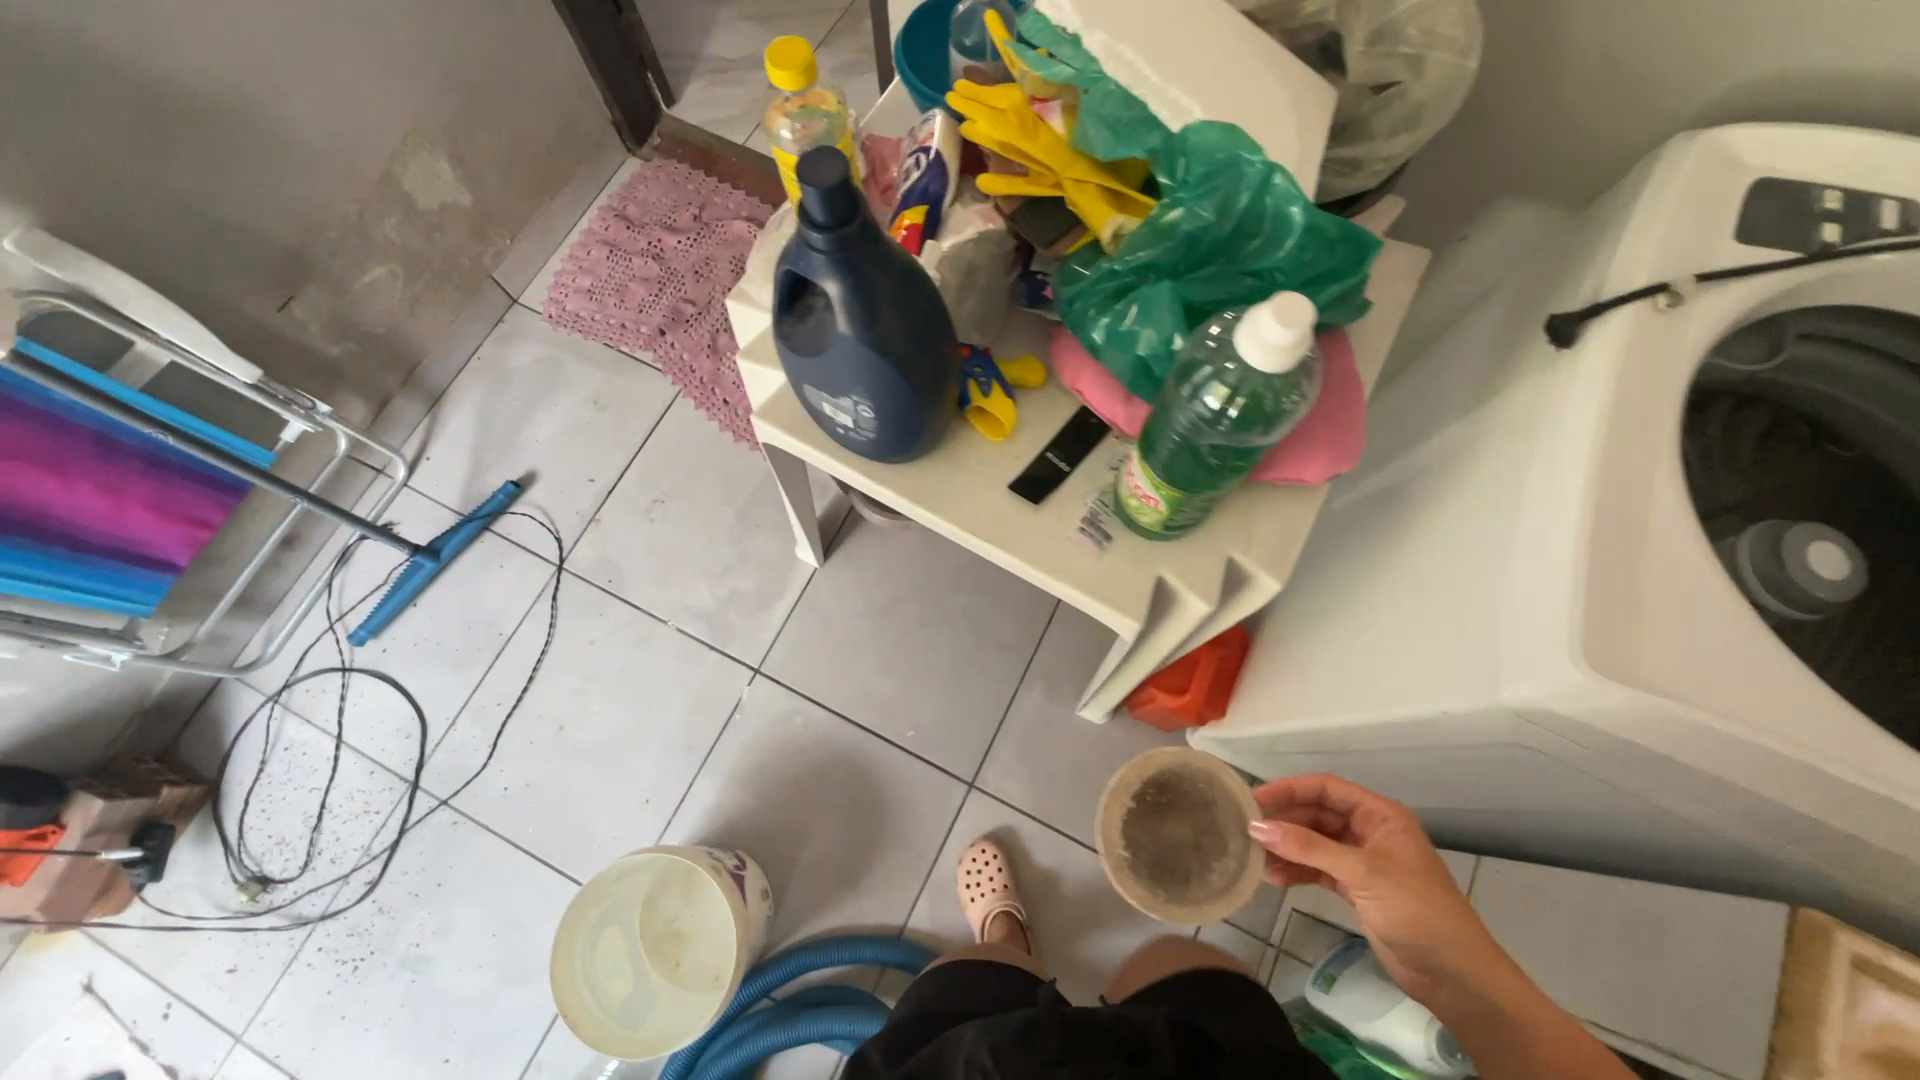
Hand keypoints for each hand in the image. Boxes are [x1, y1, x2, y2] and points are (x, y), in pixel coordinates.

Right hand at [1246, 774, 1506, 1007]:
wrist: (1454, 974)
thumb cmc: (1416, 910)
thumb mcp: (1361, 873)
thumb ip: (1308, 848)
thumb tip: (1257, 827)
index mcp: (1380, 815)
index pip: (1325, 789)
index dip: (1288, 790)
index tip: (1252, 800)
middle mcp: (1369, 832)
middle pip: (1316, 814)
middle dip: (1283, 821)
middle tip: (1245, 830)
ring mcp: (1362, 862)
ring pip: (1314, 843)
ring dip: (1286, 848)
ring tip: (1254, 858)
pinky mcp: (1356, 890)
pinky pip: (1317, 870)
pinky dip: (1296, 871)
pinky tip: (1274, 878)